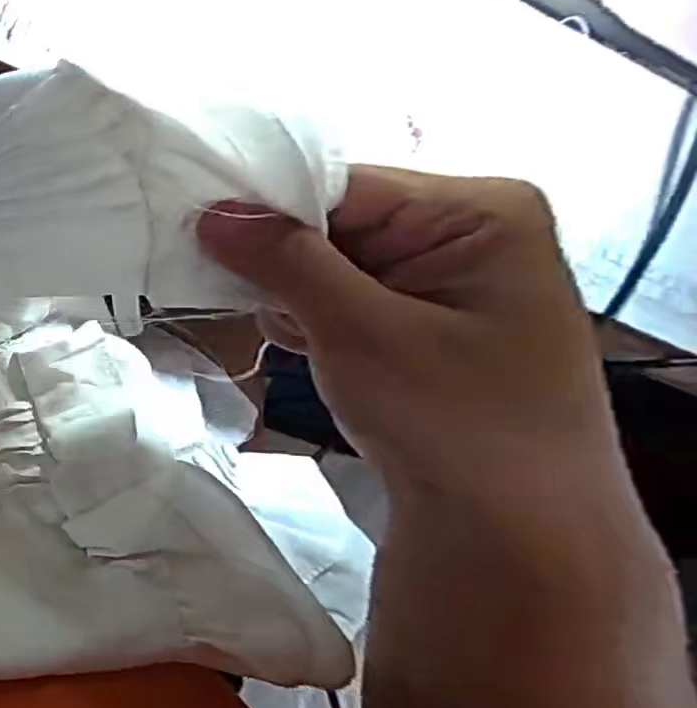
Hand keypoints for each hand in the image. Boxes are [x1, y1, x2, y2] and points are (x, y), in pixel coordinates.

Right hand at [195, 165, 621, 492]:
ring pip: (313, 255)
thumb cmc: (456, 421)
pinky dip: (297, 313)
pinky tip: (311, 346)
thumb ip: (286, 263)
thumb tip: (211, 214)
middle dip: (276, 262)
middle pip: (323, 217)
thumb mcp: (362, 333)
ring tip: (302, 338)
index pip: (336, 185)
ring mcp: (432, 269)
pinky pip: (324, 287)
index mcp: (475, 211)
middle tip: (266, 306)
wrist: (508, 522)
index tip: (199, 243)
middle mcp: (457, 227)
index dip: (262, 211)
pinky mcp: (406, 306)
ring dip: (284, 294)